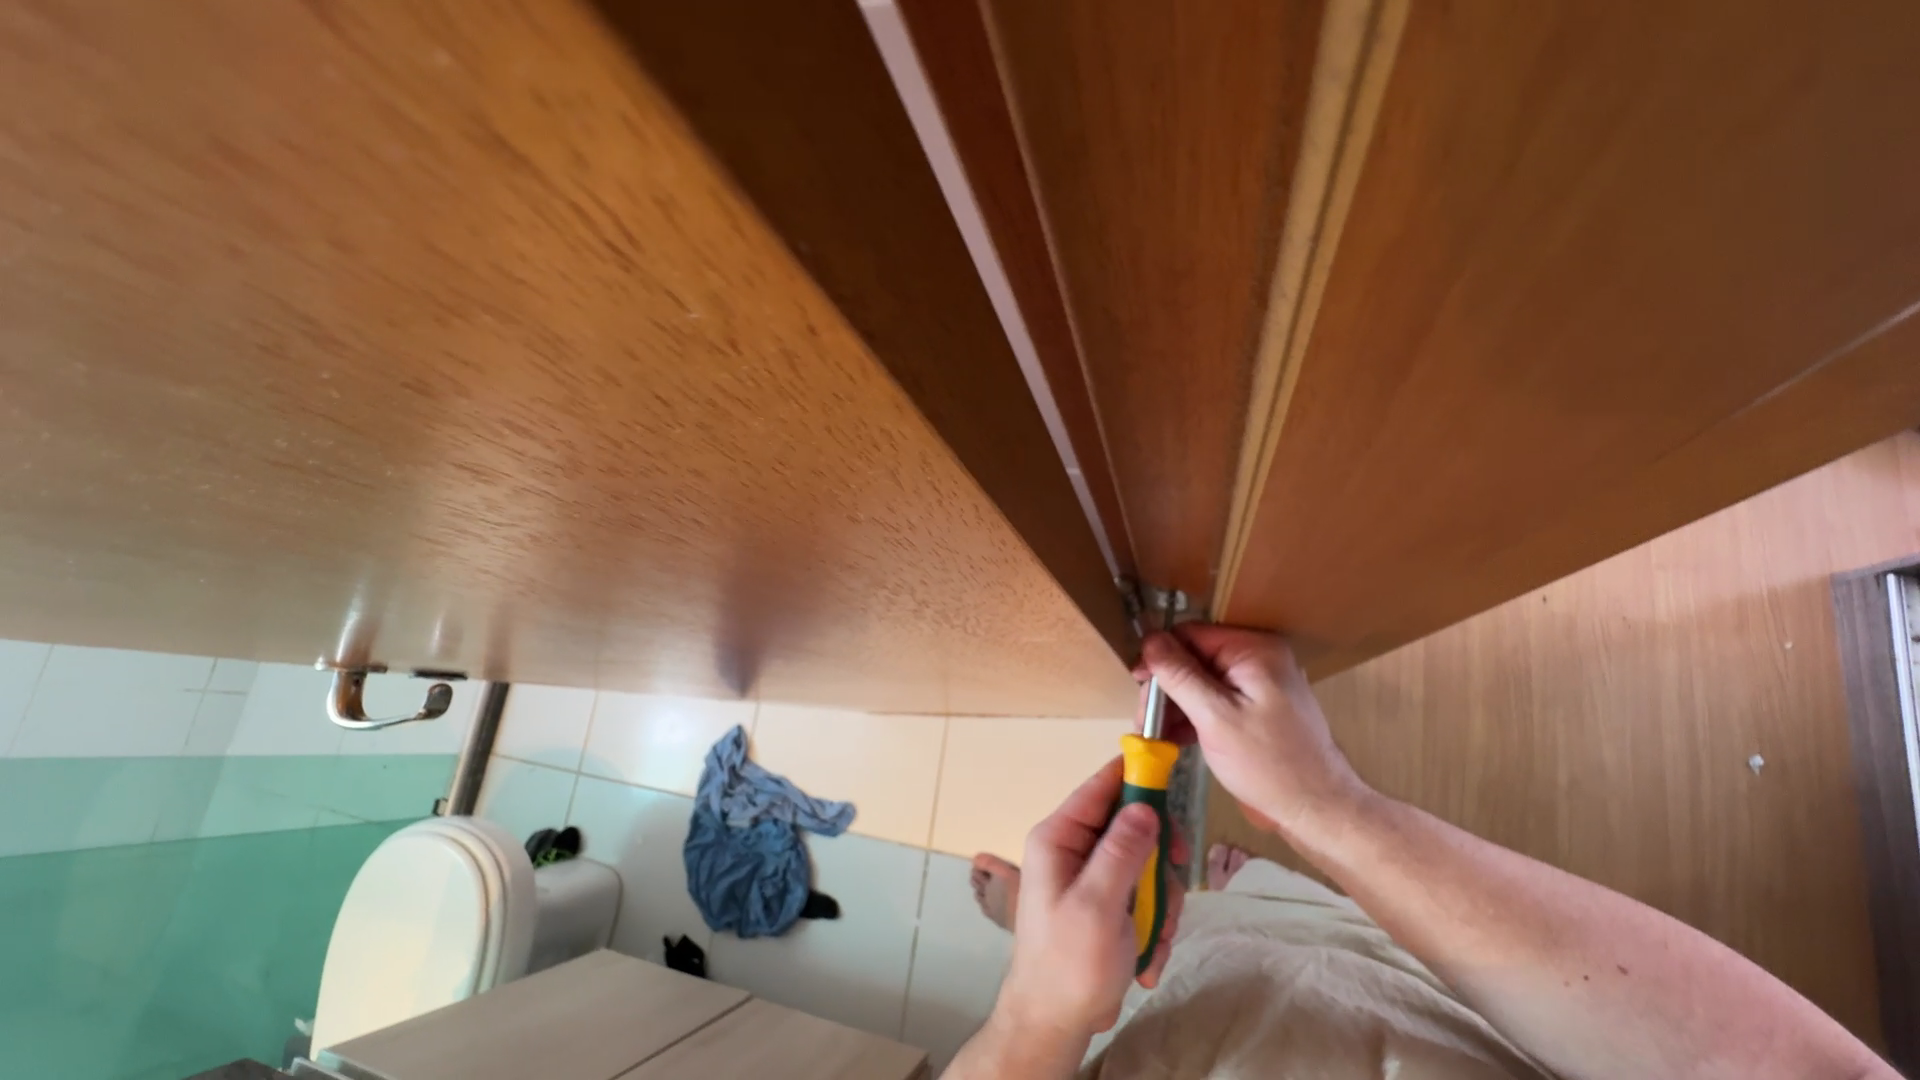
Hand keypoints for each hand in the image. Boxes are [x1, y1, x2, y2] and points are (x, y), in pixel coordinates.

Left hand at [994, 758, 1184, 1041]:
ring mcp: (1093, 874)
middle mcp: (1075, 847)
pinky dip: (1155, 922)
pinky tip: (1146, 954)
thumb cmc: (1068, 963)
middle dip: (1159, 858)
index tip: (1173, 769)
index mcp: (1059, 837)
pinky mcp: (1109, 900)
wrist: (1055, 1020)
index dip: (1135, 773)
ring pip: (1147, 861)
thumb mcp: (1097, 905)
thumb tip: (1145, 805)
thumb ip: (1121, 852)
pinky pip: (1147, 893)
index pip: (1100, 786)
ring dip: (1161, 900)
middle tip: (1174, 879)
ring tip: (1153, 936)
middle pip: (1134, 823)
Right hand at [1135, 625, 1370, 837]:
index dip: (1160, 656)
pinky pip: (1216, 699)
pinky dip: (1194, 716)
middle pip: (1194, 658)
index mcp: (1253, 650)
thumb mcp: (1215, 717)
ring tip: (1159, 735)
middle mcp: (1258, 658)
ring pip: (1201, 681)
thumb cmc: (1268, 764)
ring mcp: (1259, 683)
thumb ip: (1180, 675)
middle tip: (1147, 721)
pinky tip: (1178, 738)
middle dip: (1167, 687)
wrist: (1315, 810)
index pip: (1192, 634)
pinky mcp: (1257, 707)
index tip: (1138, 685)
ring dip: (1176, 705)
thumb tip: (1150, 639)